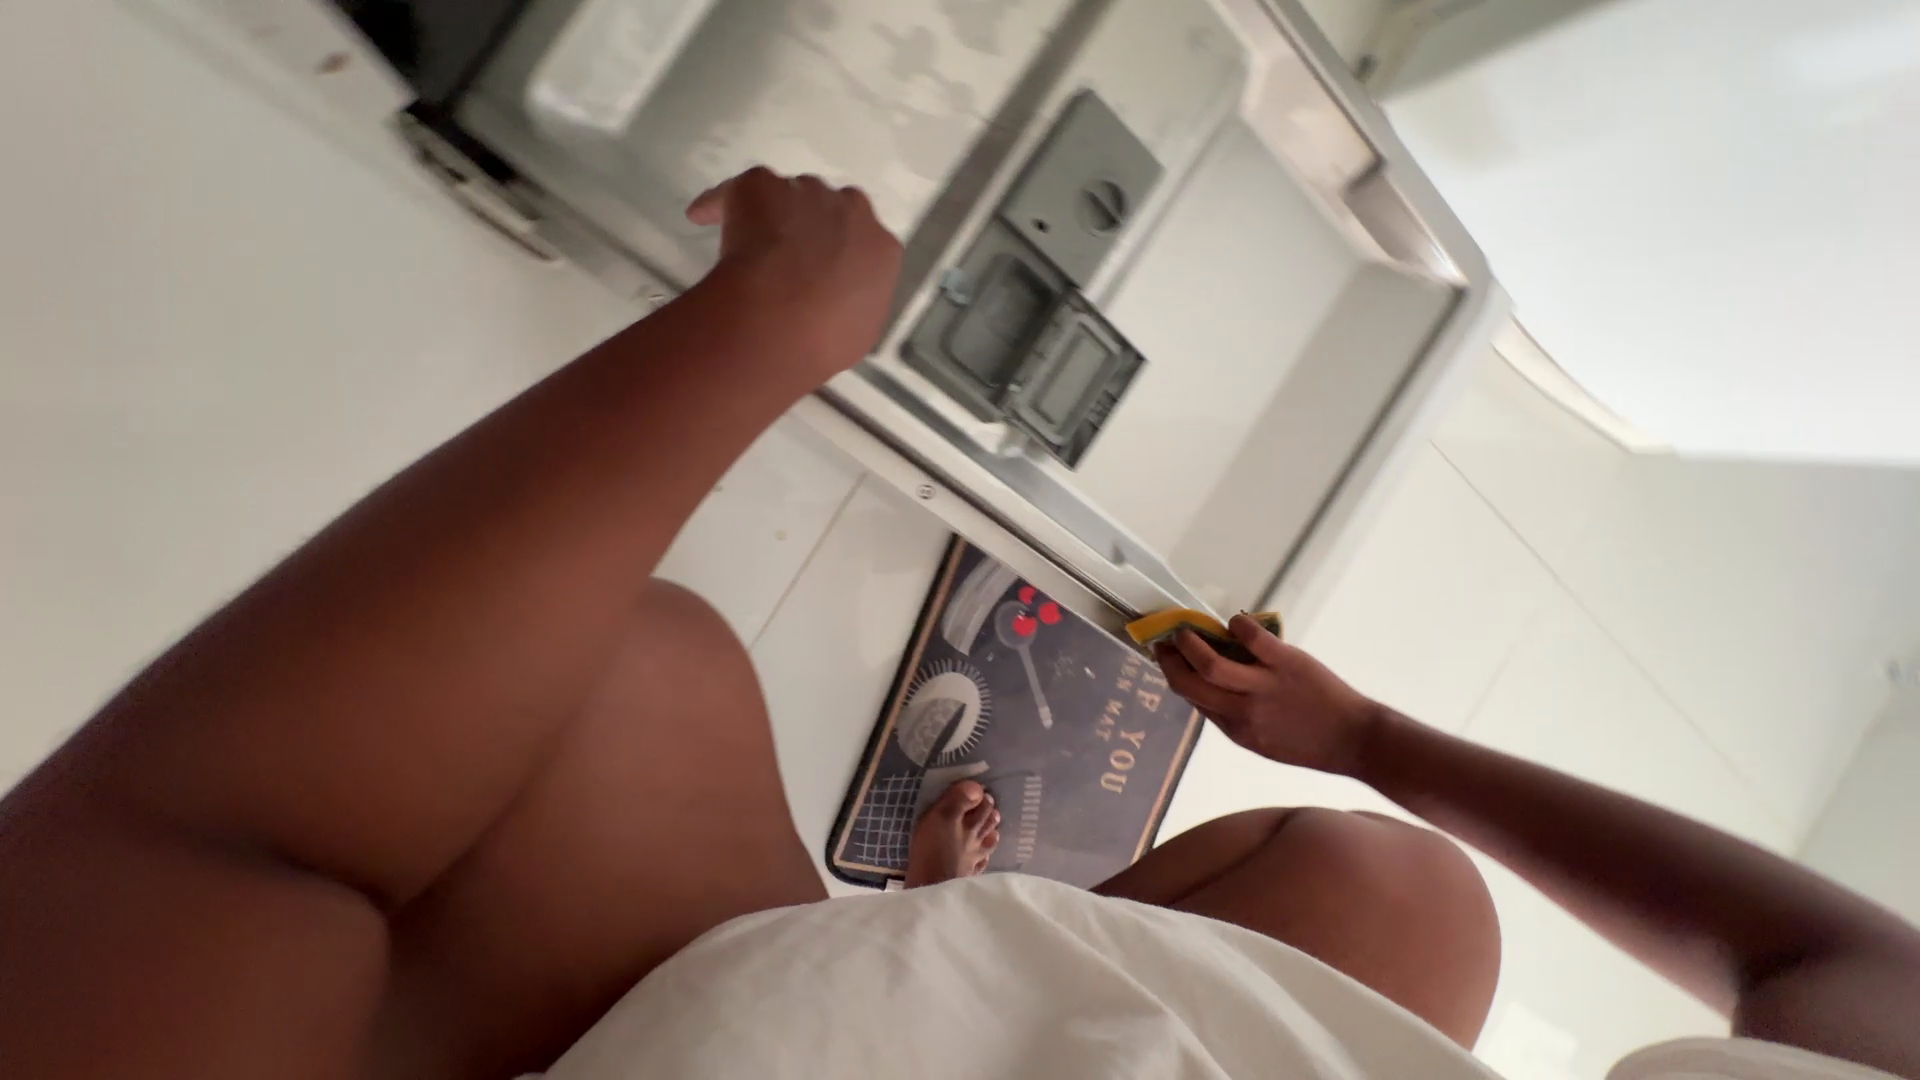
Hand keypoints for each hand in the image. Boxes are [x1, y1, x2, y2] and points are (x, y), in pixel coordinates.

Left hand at [687, 167, 902, 383]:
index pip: (865, 242)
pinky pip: (737, 191)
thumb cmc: (827, 339)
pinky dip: (720, 203)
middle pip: (830, 209)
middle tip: (790, 254)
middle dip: (813, 225)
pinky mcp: (760, 184)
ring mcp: (805, 191)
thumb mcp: (860, 330)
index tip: (825, 271)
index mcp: (881, 248)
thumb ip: (855, 302)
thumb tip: (838, 298)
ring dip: (776, 213)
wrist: (781, 320)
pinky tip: (703, 217)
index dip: (841, 255)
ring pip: (789, 195)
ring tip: (752, 242)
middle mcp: (850, 209)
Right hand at [1154, 614, 1383, 776]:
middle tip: (1165, 643)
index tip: (1168, 660)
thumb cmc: (1310, 744)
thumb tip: (1207, 691)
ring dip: (1191, 643)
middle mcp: (1243, 710)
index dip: (1174, 676)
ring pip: (1211, 663)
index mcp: (1235, 729)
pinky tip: (1235, 623)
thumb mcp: (1262, 743)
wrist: (1357, 740)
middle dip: (1170, 661)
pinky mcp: (1286, 663)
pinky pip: (1252, 639)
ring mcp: (1264, 686)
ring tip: (1187, 630)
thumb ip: (1233, 719)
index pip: (1192, 699)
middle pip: (1189, 683)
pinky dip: (1237, 626)